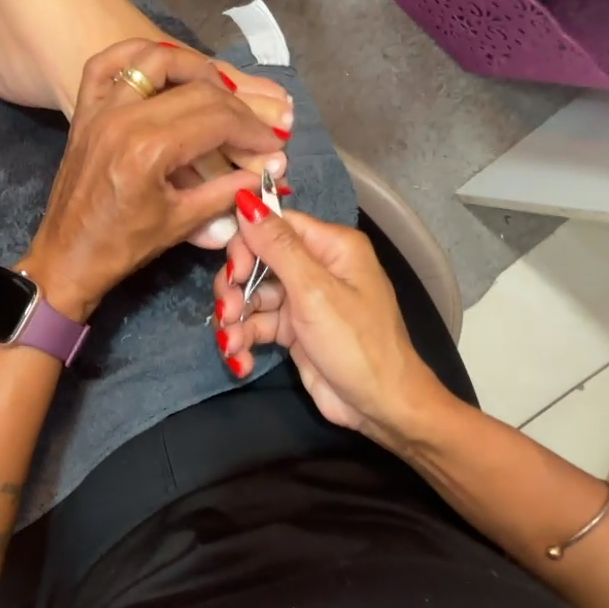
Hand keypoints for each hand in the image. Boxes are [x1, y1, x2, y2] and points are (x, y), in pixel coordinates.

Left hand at [21, 40, 286, 321]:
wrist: (67, 258)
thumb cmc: (121, 248)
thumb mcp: (180, 222)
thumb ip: (228, 190)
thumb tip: (272, 169)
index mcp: (148, 150)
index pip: (218, 119)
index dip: (254, 131)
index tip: (273, 145)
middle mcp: (124, 119)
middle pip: (197, 89)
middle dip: (236, 108)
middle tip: (254, 130)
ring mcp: (101, 112)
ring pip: (156, 61)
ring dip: (194, 68)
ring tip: (218, 93)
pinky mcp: (85, 113)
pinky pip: (107, 65)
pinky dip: (135, 56)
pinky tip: (162, 67)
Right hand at [212, 201, 451, 445]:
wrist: (380, 406)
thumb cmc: (356, 343)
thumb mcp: (315, 292)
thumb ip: (277, 247)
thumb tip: (246, 201)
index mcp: (331, 247)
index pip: (274, 227)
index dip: (245, 247)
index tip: (233, 275)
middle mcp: (315, 267)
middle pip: (255, 263)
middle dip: (234, 290)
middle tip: (228, 315)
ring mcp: (302, 300)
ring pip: (250, 298)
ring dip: (234, 323)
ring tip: (232, 346)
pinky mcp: (292, 331)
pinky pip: (256, 325)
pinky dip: (243, 342)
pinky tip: (241, 362)